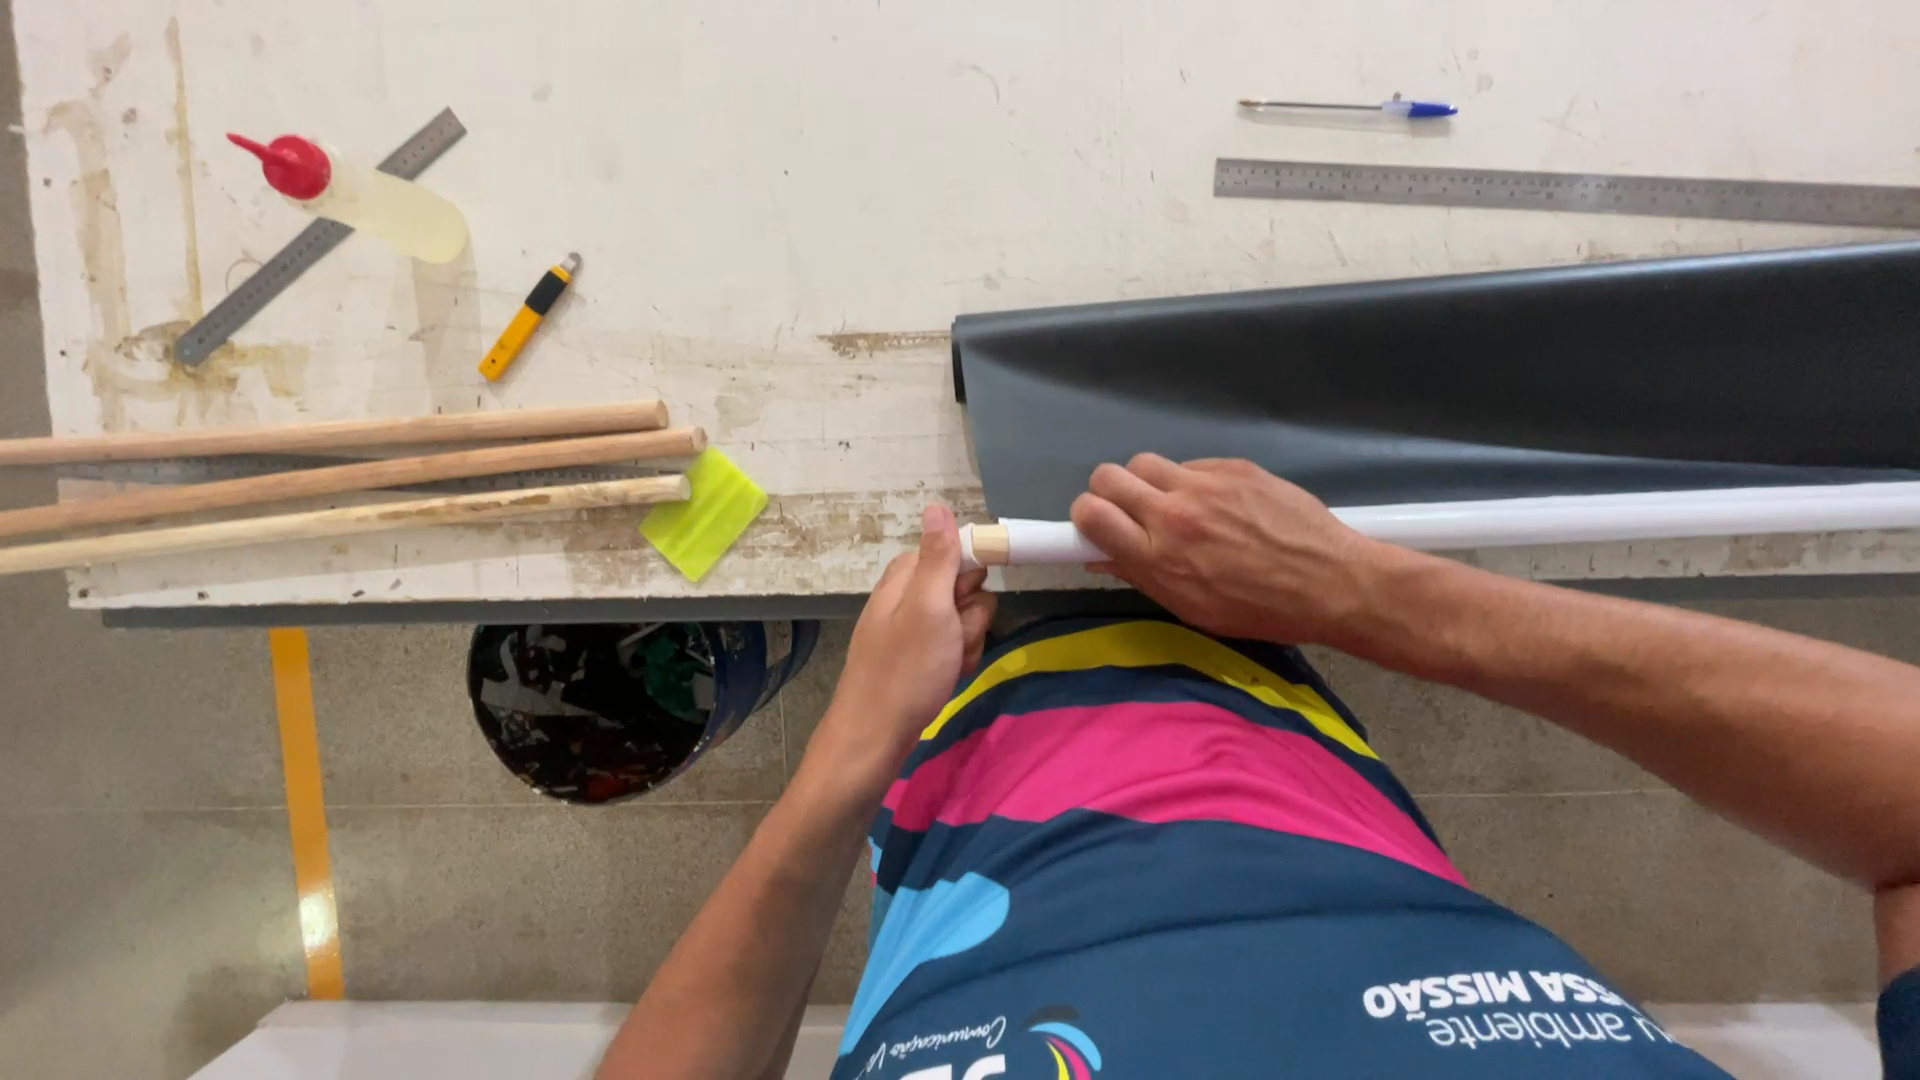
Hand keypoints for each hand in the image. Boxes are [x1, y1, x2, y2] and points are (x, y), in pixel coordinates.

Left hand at [807, 504, 996, 783]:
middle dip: (970, 618)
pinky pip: (954, 647)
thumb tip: (937, 504)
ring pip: (965, 621)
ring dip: (966, 644)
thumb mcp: (929, 608)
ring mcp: (913, 629)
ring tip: (947, 665)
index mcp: (906, 576)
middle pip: (966, 589)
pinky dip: (957, 663)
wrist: (874, 737)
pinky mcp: (919, 657)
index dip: (971, 579)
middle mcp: (908, 596)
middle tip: (952, 640)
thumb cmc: (905, 671)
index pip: (958, 553)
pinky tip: (945, 679)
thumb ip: (938, 557)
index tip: (965, 601)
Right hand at [1069, 454, 1393, 644]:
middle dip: (1107, 492)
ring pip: (1144, 462)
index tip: (1095, 525)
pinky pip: (1190, 463)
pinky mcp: (1234, 467)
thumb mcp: (1190, 608)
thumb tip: (1101, 555)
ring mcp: (1204, 485)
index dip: (1085, 515)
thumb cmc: (1258, 609)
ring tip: (1169, 502)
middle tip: (1128, 511)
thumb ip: (1141, 576)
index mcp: (1158, 557)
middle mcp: (1173, 514)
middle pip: (1107, 476)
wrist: (1333, 583)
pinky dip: (1190, 480)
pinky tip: (1216, 502)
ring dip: (1146, 482)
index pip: (1090, 513)